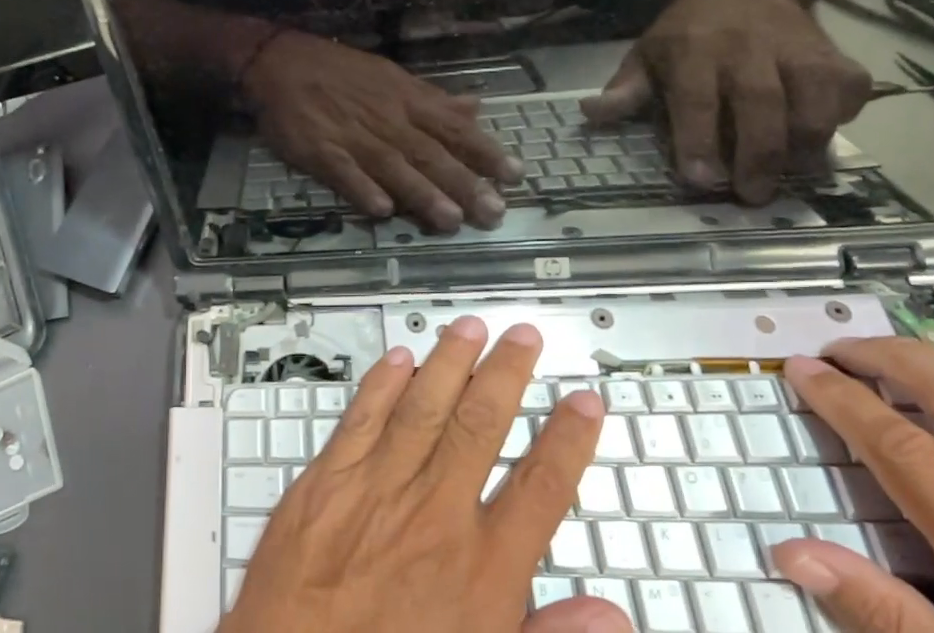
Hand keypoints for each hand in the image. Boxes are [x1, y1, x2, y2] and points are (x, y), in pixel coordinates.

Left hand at [221, 317, 627, 632]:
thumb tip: (608, 617)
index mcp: (479, 567)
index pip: (542, 486)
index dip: (568, 440)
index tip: (582, 403)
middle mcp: (432, 516)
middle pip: (482, 425)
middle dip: (507, 375)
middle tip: (523, 338)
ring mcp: (376, 490)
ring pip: (423, 407)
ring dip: (449, 363)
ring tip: (469, 329)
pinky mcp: (326, 483)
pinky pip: (360, 419)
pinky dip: (381, 385)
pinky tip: (397, 359)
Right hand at [239, 30, 522, 231]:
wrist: (281, 61)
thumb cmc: (340, 71)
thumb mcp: (392, 77)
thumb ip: (432, 99)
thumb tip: (474, 109)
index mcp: (406, 100)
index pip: (453, 128)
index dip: (485, 152)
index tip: (515, 176)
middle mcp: (386, 119)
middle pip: (430, 154)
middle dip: (463, 183)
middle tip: (493, 212)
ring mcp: (352, 135)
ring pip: (393, 166)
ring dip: (422, 193)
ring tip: (450, 220)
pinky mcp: (319, 149)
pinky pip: (343, 172)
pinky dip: (362, 189)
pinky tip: (381, 210)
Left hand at [583, 0, 869, 204]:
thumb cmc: (689, 29)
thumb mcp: (646, 52)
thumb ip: (626, 89)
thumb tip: (590, 114)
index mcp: (693, 51)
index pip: (696, 99)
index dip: (698, 141)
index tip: (700, 179)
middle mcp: (748, 50)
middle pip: (761, 106)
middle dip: (758, 156)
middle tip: (752, 195)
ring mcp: (799, 52)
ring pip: (814, 104)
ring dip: (804, 147)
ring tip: (788, 177)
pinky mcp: (838, 57)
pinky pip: (849, 95)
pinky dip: (840, 122)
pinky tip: (815, 139)